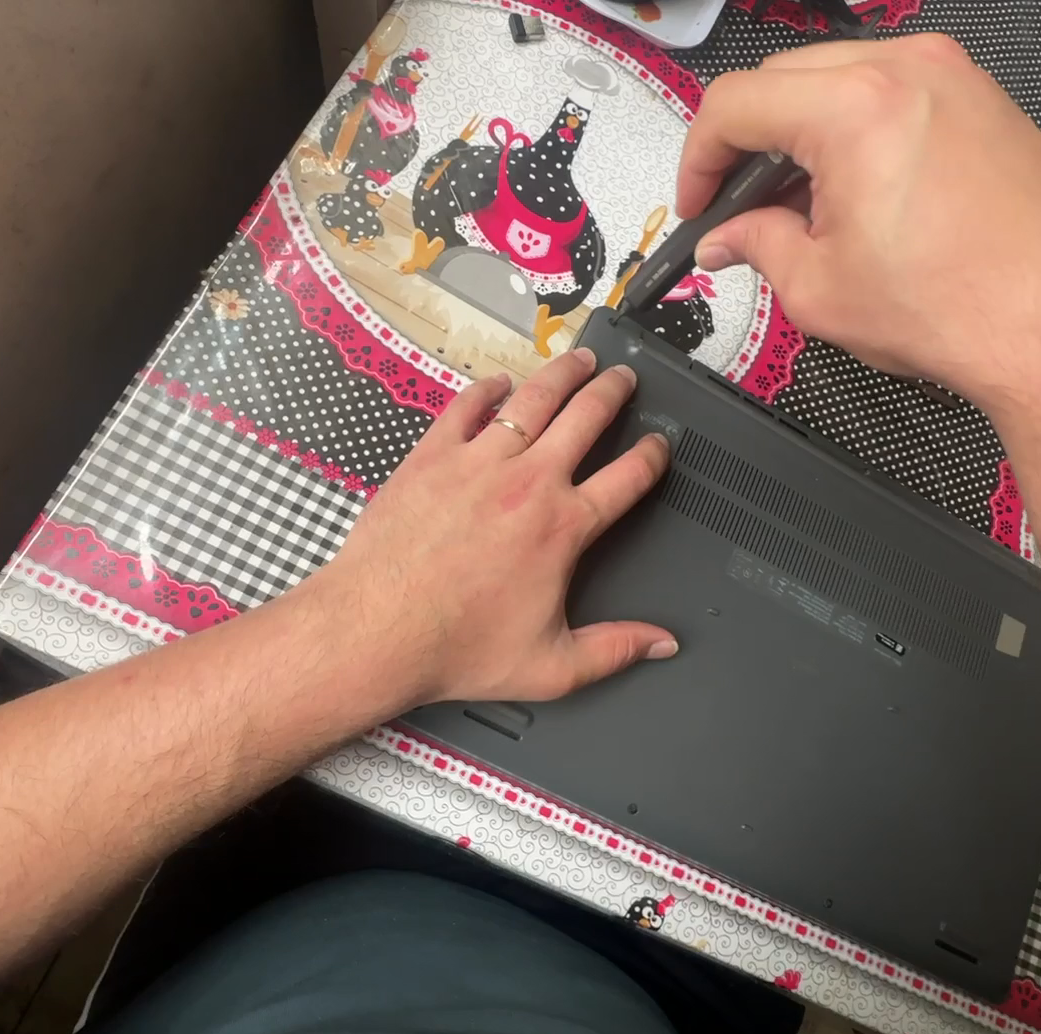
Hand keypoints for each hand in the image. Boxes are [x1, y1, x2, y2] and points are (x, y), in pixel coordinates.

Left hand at [309, 349, 676, 706]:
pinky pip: (466, 407)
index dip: (652, 455)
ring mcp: (478, 462)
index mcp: (562, 526)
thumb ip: (614, 650)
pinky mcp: (432, 456)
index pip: (627, 477)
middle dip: (612, 392)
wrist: (376, 631)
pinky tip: (499, 382)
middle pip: (586, 418)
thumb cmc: (459, 648)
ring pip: (533, 399)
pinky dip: (487, 389)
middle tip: (624, 377)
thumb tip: (663, 644)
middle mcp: (527, 482)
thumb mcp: (551, 667)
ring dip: (562, 374)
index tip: (659, 444)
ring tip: (579, 359)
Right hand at [678, 36, 1040, 417]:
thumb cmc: (953, 306)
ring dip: (790, 138)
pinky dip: (842, 134)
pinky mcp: (977, 99)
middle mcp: (906, 69)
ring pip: (830, 81)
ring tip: (788, 211)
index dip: (696, 160)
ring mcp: (951, 76)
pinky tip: (842, 196)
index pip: (734, 103)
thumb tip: (724, 240)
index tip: (696, 204)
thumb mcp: (815, 288)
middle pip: (779, 80)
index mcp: (855, 108)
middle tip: (730, 208)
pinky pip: (883, 94)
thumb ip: (755, 246)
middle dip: (740, 145)